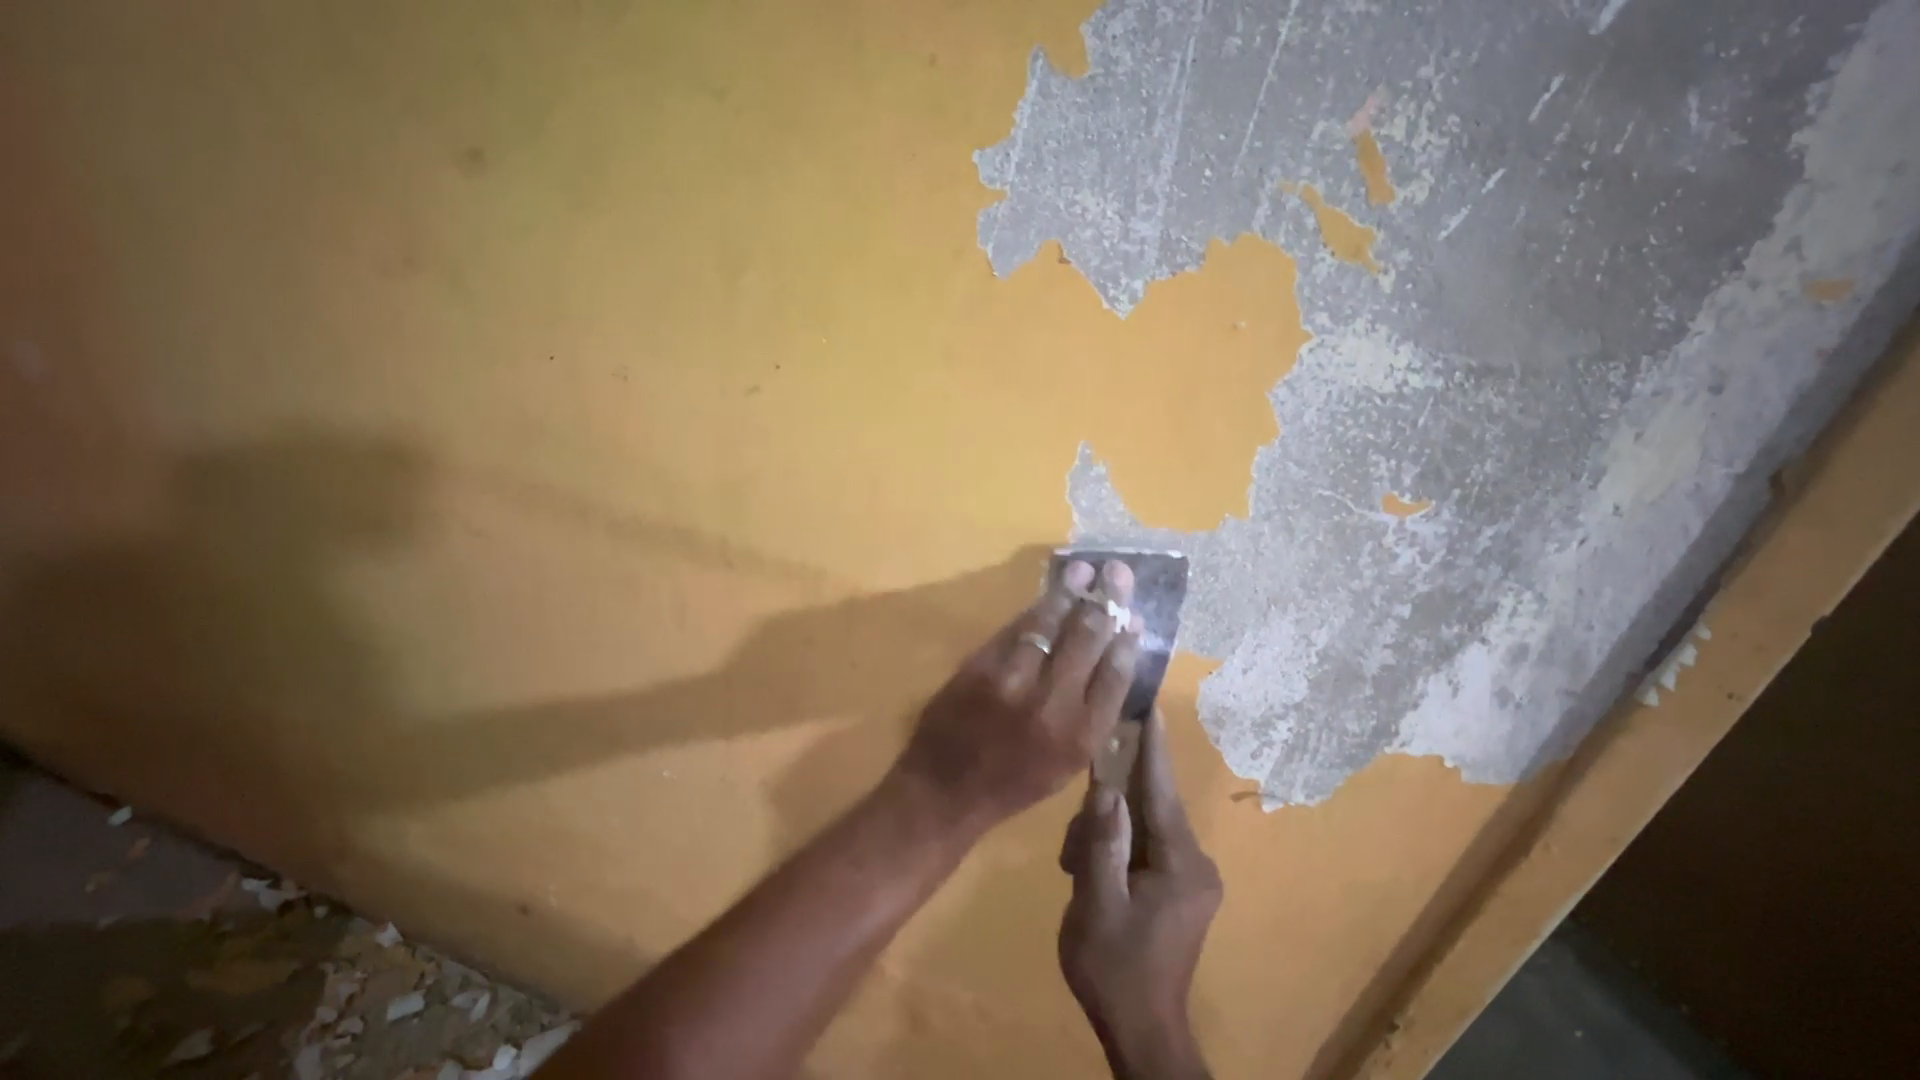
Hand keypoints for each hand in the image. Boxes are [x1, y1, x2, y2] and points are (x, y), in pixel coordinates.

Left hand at [892, 559, 1140, 831]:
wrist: (946, 791)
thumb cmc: (1014, 784)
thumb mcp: (1068, 764)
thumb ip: (1094, 715)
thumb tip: (1114, 662)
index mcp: (1082, 735)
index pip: (1116, 674)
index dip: (1127, 640)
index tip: (1134, 617)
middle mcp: (1053, 704)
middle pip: (1087, 639)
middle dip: (1106, 602)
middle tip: (1117, 574)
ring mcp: (1013, 682)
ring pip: (1049, 625)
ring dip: (1069, 594)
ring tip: (1084, 571)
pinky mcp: (980, 668)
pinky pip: (1015, 630)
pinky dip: (1034, 610)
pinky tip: (1047, 596)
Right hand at [1058, 710, 1220, 1079]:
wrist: (1142, 1031)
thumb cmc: (1115, 967)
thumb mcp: (1097, 903)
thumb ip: (1100, 843)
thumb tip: (1108, 790)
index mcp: (1180, 861)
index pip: (1161, 789)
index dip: (1151, 746)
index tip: (1148, 705)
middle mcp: (1195, 863)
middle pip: (1148, 810)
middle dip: (1106, 815)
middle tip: (1072, 853)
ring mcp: (1191, 879)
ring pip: (1142, 831)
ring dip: (1106, 840)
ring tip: (1076, 875)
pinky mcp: (1180, 892)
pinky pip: (1145, 852)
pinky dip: (1116, 854)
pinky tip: (1091, 879)